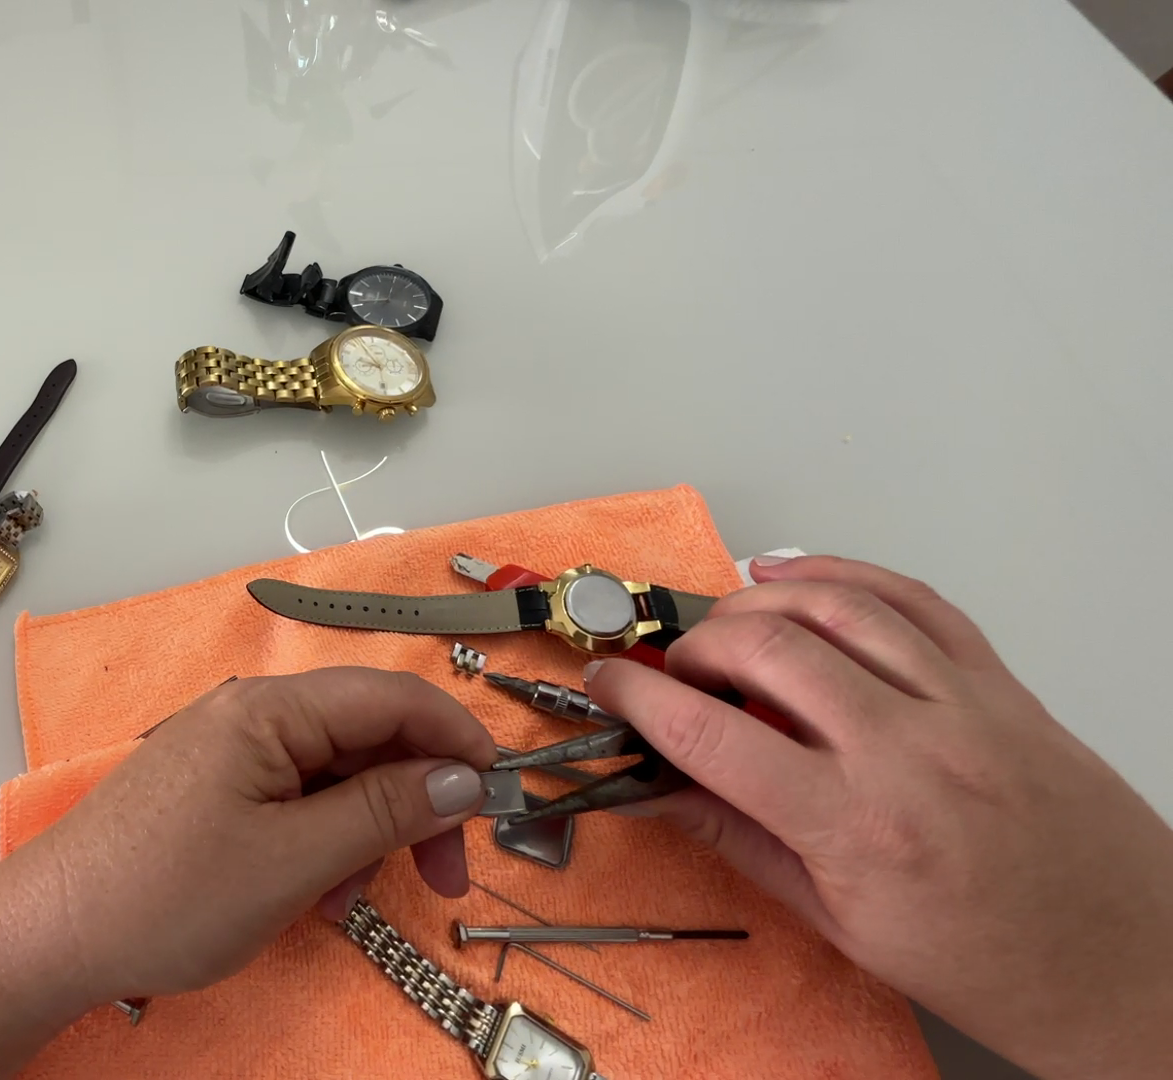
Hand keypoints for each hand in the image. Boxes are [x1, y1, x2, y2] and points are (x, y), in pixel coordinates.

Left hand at [0, 668, 496, 1004]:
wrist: (55, 933)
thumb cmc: (171, 894)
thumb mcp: (294, 860)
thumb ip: (385, 810)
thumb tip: (462, 778)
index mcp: (270, 708)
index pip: (389, 696)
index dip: (455, 737)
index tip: (499, 793)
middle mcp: (252, 712)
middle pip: (364, 736)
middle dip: (412, 801)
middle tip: (445, 875)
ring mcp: (231, 748)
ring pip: (333, 773)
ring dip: (364, 831)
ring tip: (349, 899)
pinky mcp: (217, 784)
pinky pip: (294, 796)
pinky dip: (321, 839)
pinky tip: (314, 891)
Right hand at [586, 555, 1172, 1079]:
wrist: (1145, 979)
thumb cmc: (983, 964)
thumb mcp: (831, 918)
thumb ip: (726, 834)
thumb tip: (640, 789)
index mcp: (856, 826)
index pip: (706, 731)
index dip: (634, 695)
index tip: (605, 684)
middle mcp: (911, 752)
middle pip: (763, 646)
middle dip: (692, 647)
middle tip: (677, 675)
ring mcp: (966, 708)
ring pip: (833, 605)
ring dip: (752, 603)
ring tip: (723, 631)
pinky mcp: (1002, 686)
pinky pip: (914, 599)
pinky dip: (837, 572)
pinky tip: (788, 576)